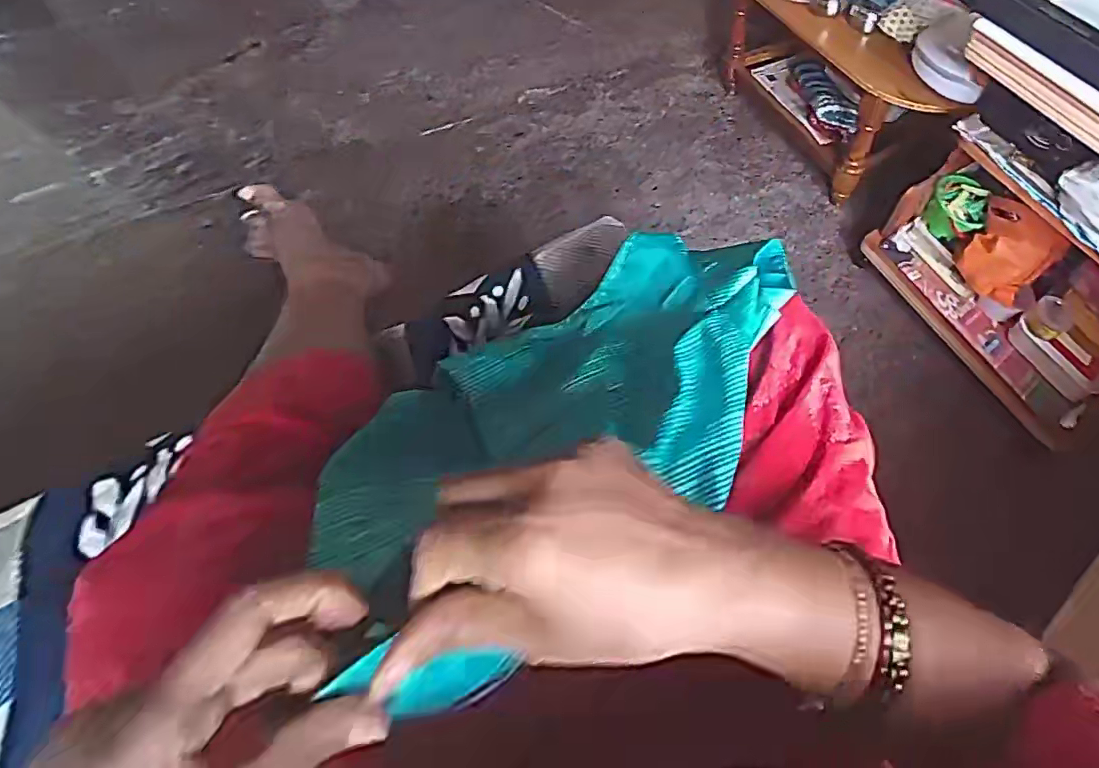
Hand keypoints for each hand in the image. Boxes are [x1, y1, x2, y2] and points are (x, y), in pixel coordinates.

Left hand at [34, 574, 390, 767]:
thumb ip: (305, 750)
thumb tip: (380, 709)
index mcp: (156, 709)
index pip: (248, 609)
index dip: (315, 592)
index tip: (364, 612)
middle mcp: (126, 700)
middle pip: (239, 646)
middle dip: (306, 655)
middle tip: (353, 681)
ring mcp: (100, 726)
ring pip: (212, 677)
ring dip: (272, 685)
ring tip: (312, 713)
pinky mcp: (88, 749)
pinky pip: (182, 706)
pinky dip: (231, 711)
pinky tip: (254, 738)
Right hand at [370, 439, 858, 698]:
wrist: (708, 571)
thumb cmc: (625, 621)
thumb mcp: (538, 637)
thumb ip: (460, 628)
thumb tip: (390, 654)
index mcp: (518, 538)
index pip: (430, 546)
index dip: (423, 583)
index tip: (440, 607)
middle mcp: (537, 482)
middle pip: (451, 497)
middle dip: (447, 537)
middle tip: (473, 576)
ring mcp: (571, 454)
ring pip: (496, 475)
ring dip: (490, 509)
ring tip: (525, 547)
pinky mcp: (598, 444)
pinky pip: (544, 462)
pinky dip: (536, 490)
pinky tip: (570, 519)